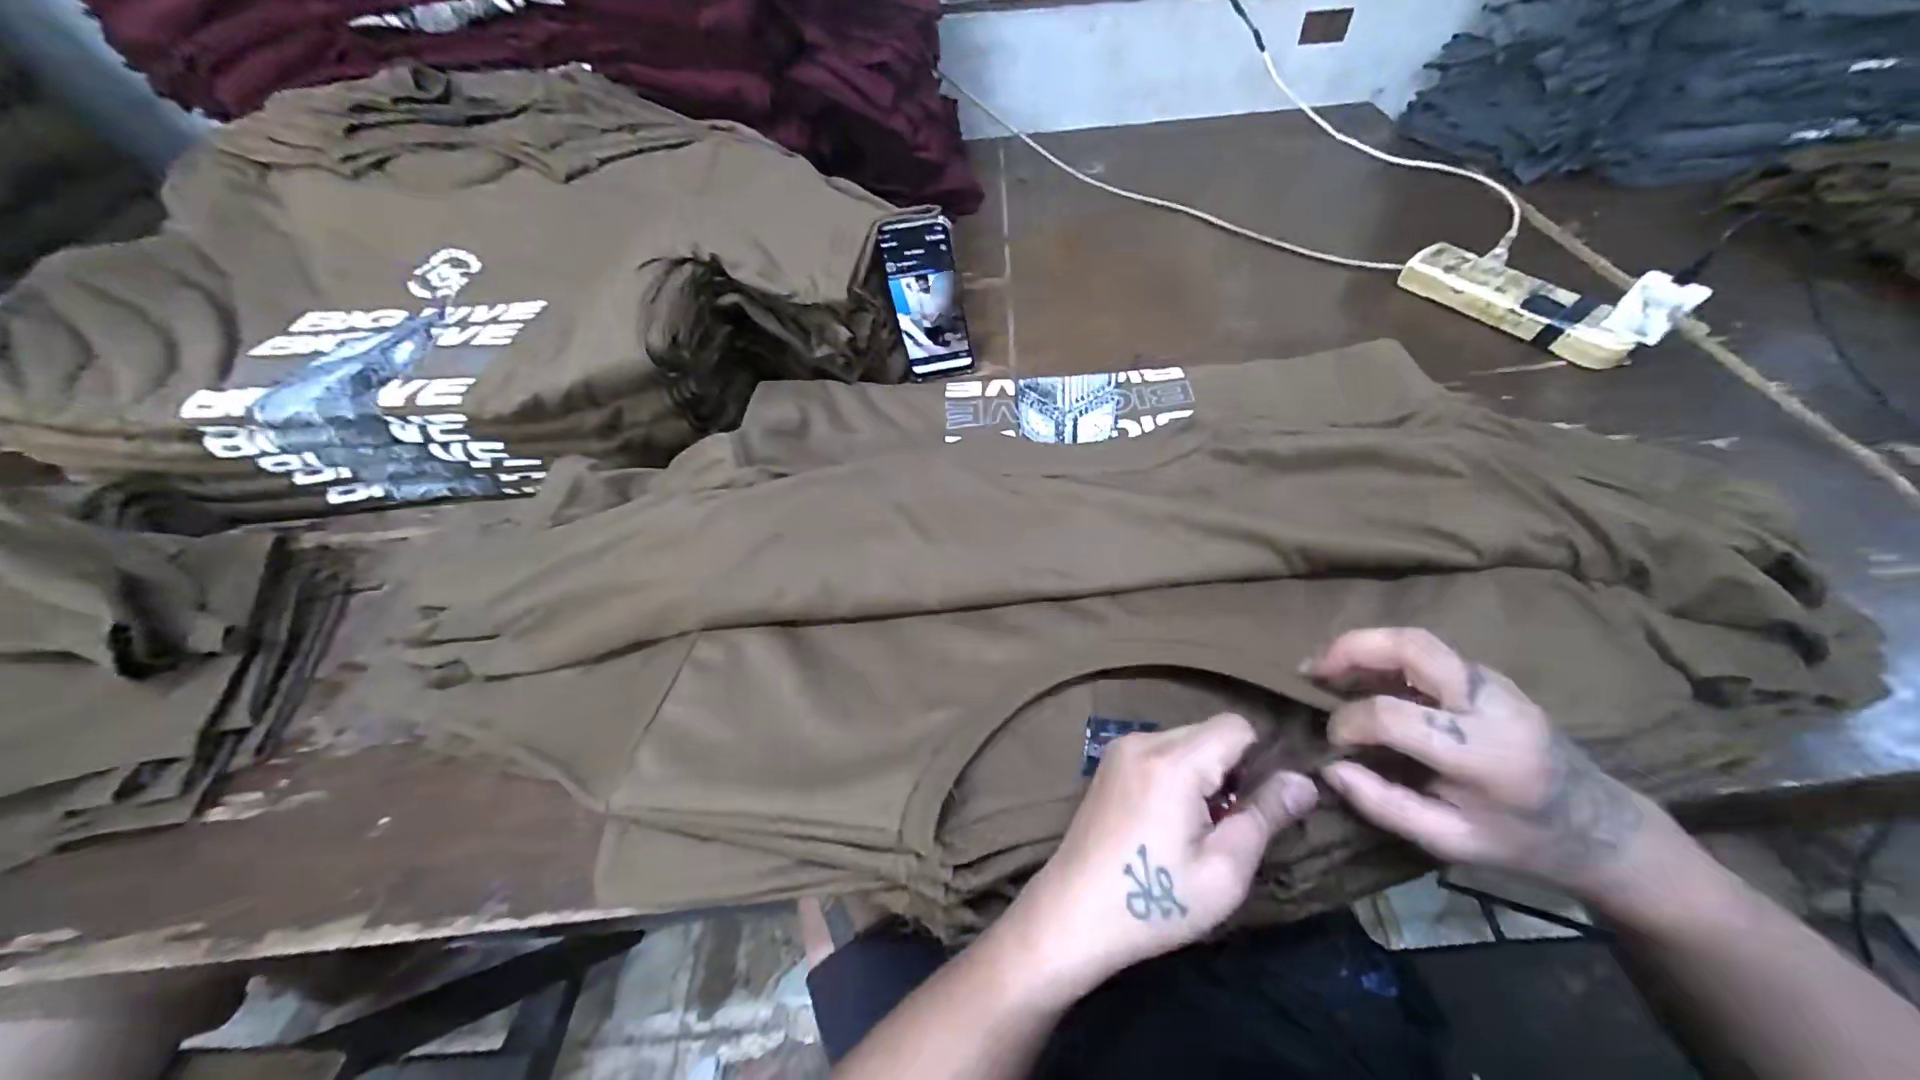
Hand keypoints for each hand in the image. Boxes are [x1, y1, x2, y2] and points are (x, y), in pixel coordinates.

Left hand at [993, 714, 1318, 1002]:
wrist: (1073, 913)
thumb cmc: (1155, 901)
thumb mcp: (1224, 870)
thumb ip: (1266, 815)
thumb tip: (1305, 781)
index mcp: (1172, 761)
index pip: (1236, 726)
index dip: (1260, 759)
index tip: (1259, 804)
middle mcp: (1143, 741)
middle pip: (1209, 731)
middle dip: (1231, 769)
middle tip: (1226, 825)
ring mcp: (1120, 750)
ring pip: (1186, 741)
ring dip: (1204, 773)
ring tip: (1195, 828)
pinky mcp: (1108, 764)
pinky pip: (1160, 751)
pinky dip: (1177, 774)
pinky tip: (1167, 821)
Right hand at [1308, 627, 1663, 902]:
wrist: (1602, 827)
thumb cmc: (1522, 842)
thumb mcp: (1450, 842)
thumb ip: (1384, 804)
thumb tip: (1329, 768)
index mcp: (1483, 754)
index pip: (1392, 716)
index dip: (1348, 724)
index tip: (1334, 744)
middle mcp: (1491, 704)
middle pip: (1411, 647)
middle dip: (1350, 649)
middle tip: (1311, 669)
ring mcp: (1495, 683)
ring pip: (1418, 639)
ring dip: (1364, 646)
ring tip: (1327, 666)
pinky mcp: (1490, 677)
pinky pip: (1429, 652)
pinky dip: (1386, 655)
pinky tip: (1364, 677)